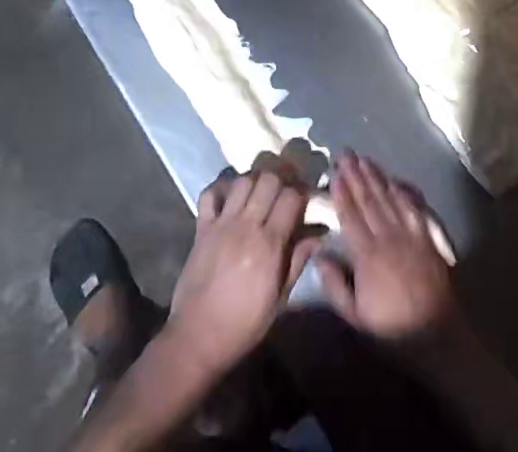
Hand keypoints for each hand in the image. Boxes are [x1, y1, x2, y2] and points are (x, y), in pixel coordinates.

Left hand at [162, 158, 322, 377]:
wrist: (198, 337)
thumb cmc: (245, 323)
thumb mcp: (280, 297)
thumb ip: (298, 259)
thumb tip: (319, 235)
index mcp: (269, 245)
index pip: (291, 197)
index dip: (302, 192)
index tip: (306, 199)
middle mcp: (246, 226)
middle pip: (268, 180)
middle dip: (282, 179)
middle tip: (286, 191)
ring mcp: (221, 224)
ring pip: (242, 181)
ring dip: (256, 180)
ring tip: (261, 192)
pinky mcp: (201, 228)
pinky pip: (210, 194)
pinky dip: (222, 188)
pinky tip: (232, 196)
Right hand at [315, 153, 458, 344]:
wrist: (435, 333)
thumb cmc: (390, 326)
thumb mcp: (354, 315)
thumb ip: (334, 285)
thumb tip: (320, 254)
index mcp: (367, 255)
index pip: (351, 216)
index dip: (342, 193)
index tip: (335, 173)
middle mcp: (388, 238)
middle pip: (370, 200)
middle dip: (357, 175)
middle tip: (346, 154)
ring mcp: (410, 235)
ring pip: (390, 199)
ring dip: (377, 177)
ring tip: (365, 159)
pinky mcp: (427, 238)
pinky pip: (414, 208)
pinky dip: (403, 191)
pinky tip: (395, 180)